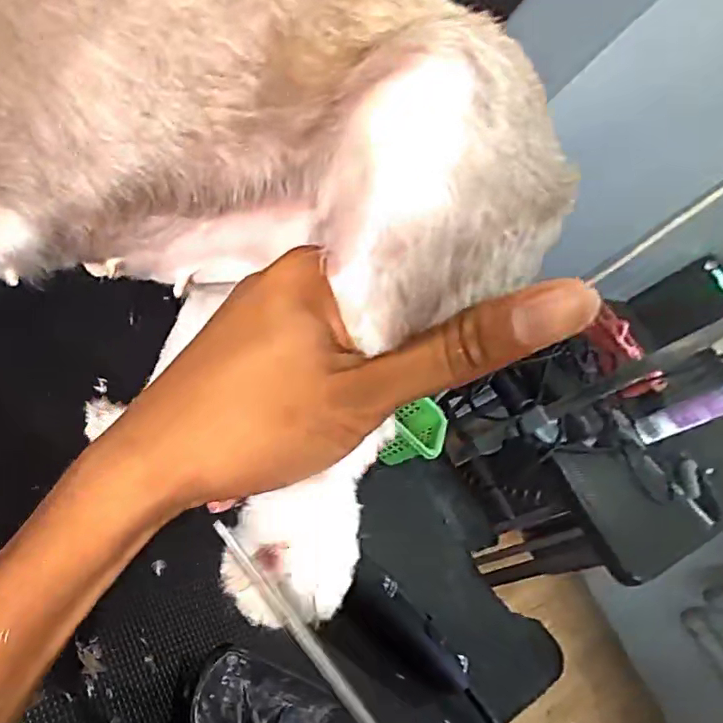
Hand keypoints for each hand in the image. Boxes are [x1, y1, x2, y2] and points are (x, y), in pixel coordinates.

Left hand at [92, 246, 598, 511]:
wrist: (151, 467)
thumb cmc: (254, 429)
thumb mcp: (364, 395)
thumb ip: (458, 349)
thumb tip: (571, 298)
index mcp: (322, 265)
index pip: (425, 256)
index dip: (468, 298)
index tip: (484, 343)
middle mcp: (290, 272)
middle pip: (385, 292)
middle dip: (412, 341)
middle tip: (415, 391)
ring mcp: (263, 307)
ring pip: (349, 324)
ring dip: (371, 364)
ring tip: (370, 405)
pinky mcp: (247, 342)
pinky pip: (313, 343)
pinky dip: (335, 371)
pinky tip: (332, 403)